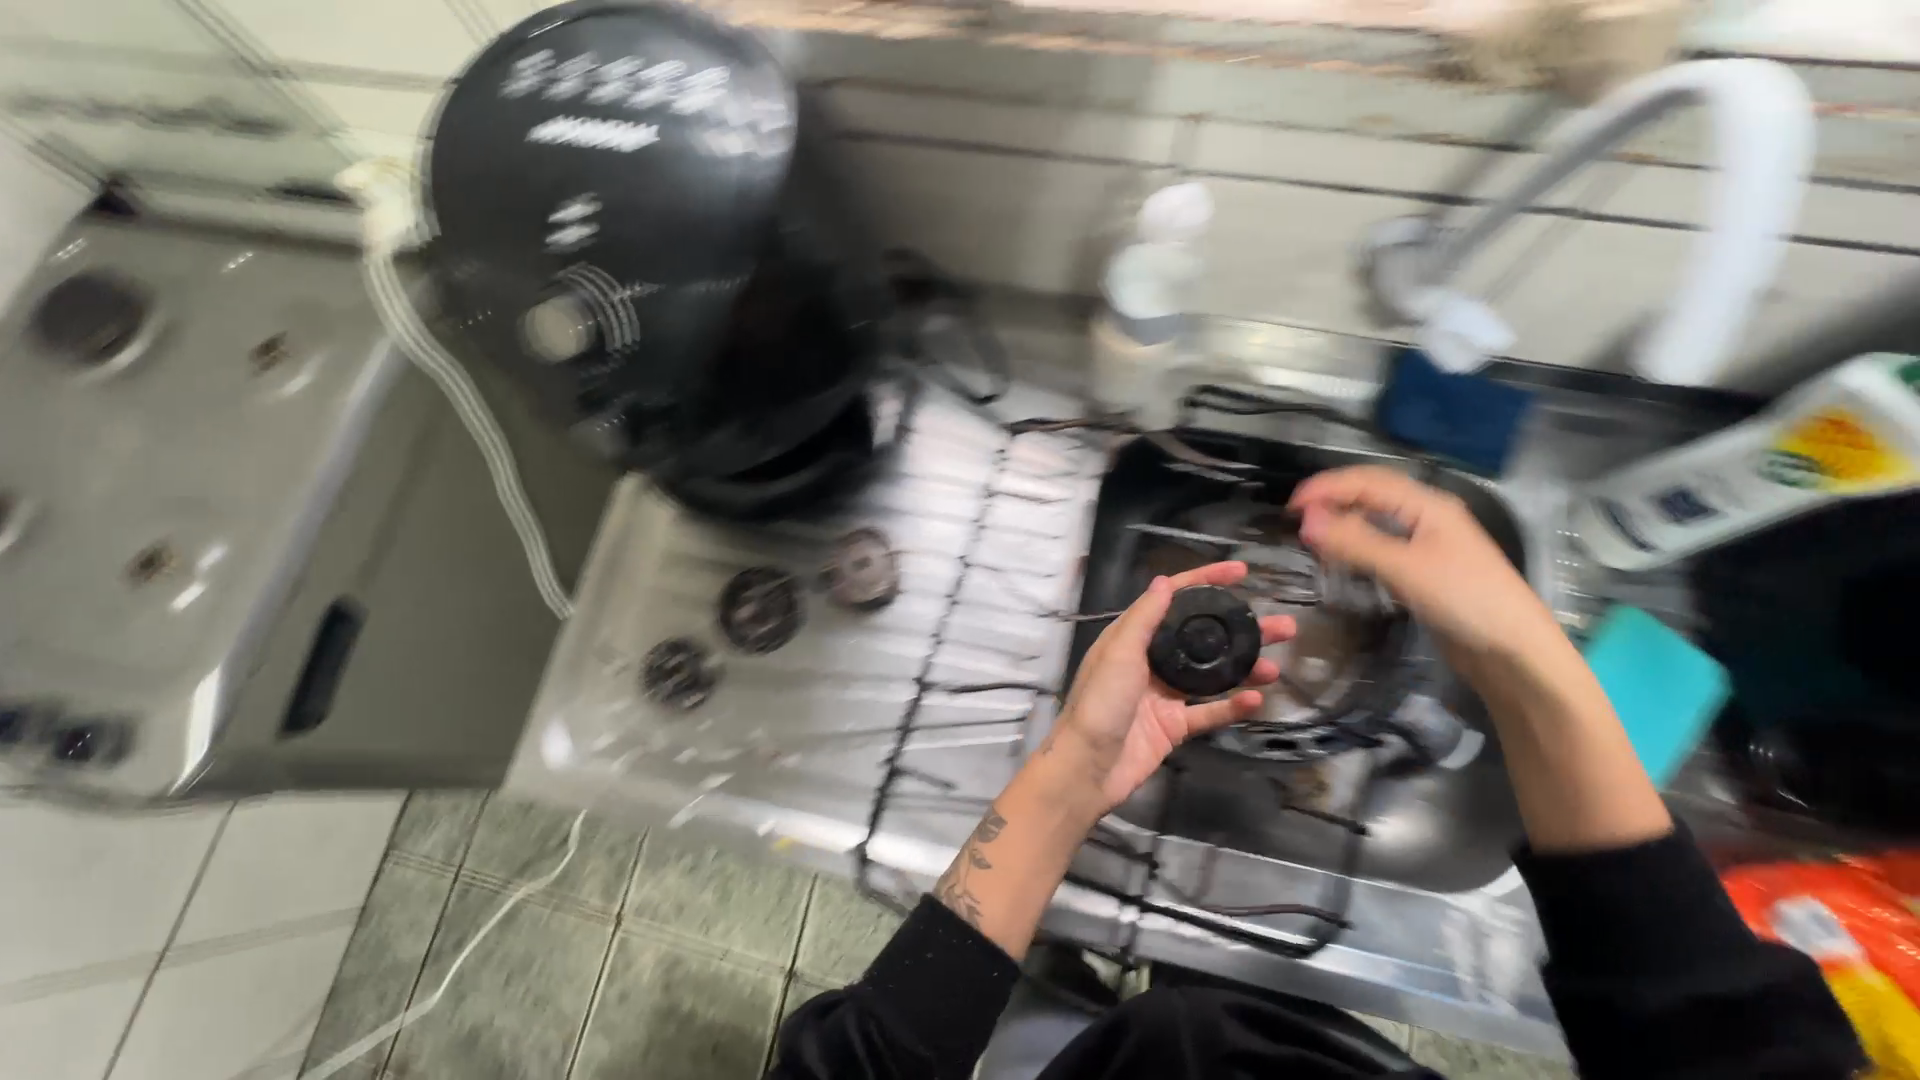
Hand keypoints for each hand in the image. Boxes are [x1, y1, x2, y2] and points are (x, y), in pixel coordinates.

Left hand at [1044, 561, 1295, 811]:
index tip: (1241, 573)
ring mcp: (1163, 695)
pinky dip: (1232, 706)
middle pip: (1200, 637)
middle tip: (1281, 625)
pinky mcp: (1174, 726)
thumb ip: (1143, 618)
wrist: (1088, 767)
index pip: (1171, 599)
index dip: (1204, 581)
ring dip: (1244, 668)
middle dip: (1239, 629)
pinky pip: (1209, 712)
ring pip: (1211, 675)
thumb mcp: (1118, 653)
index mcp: (1131, 638)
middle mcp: (1149, 661)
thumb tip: (1164, 581)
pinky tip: (1258, 699)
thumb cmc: (1099, 703)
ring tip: (1278, 664)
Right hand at [1288, 466, 1557, 665]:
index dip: (1327, 487)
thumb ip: (1354, 542)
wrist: (1512, 652)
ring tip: (1312, 535)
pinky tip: (1342, 557)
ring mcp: (1428, 545)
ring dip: (1343, 521)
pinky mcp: (1424, 572)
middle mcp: (1427, 518)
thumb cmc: (1465, 600)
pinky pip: (1382, 546)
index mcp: (1428, 505)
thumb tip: (1306, 521)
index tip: (1290, 507)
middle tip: (1297, 518)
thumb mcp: (1405, 568)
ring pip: (1377, 520)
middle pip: (1373, 494)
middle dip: (1333, 499)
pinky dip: (1356, 545)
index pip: (1368, 482)